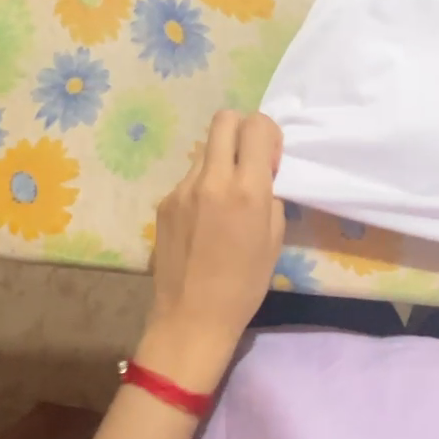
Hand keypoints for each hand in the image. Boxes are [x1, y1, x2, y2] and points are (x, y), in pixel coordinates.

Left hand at [137, 110, 286, 392]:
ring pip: (206, 149)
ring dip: (221, 160)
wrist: (191, 319)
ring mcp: (182, 188)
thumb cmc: (244, 284)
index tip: (271, 160)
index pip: (256, 125)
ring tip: (225, 198)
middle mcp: (212, 179)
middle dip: (242, 130)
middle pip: (225, 119)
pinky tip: (205, 220)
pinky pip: (190, 178)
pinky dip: (203, 186)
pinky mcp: (164, 201)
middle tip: (249, 162)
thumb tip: (262, 171)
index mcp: (247, 189)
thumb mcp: (274, 237)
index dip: (268, 135)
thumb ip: (269, 194)